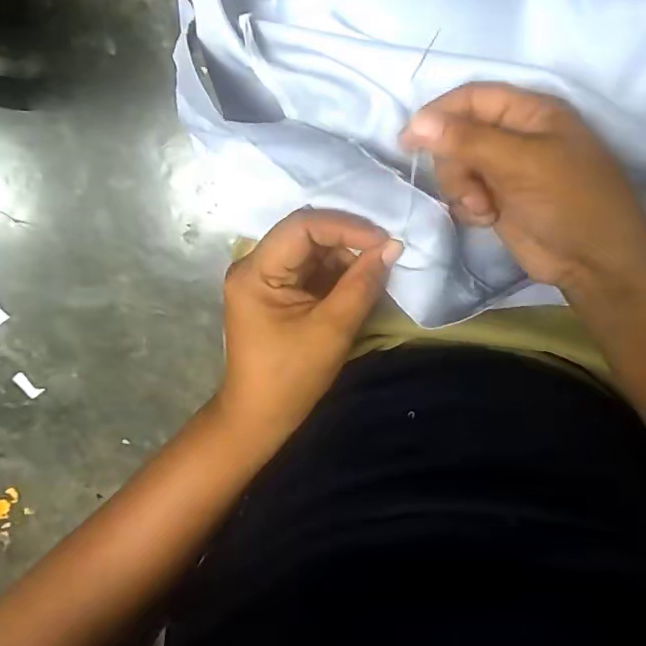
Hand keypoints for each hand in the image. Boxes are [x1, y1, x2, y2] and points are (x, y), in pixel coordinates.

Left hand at [215, 208, 401, 438]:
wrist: (260, 418)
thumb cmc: (290, 378)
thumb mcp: (332, 330)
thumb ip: (361, 284)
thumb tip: (391, 246)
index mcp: (255, 271)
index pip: (302, 227)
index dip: (346, 226)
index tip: (384, 241)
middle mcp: (254, 265)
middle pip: (306, 234)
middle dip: (349, 241)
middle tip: (387, 252)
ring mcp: (264, 278)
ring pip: (312, 251)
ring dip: (346, 257)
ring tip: (378, 269)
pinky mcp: (277, 292)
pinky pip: (311, 269)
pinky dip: (338, 273)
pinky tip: (362, 281)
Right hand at [400, 83, 645, 294]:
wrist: (596, 263)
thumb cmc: (570, 202)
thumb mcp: (521, 163)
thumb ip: (468, 140)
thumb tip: (416, 122)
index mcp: (530, 112)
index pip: (472, 98)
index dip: (439, 114)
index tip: (409, 140)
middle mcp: (516, 135)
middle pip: (457, 133)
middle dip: (454, 162)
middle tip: (469, 189)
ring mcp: (506, 169)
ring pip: (456, 165)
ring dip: (460, 188)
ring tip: (483, 209)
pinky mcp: (498, 200)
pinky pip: (464, 192)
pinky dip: (467, 205)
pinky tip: (486, 219)